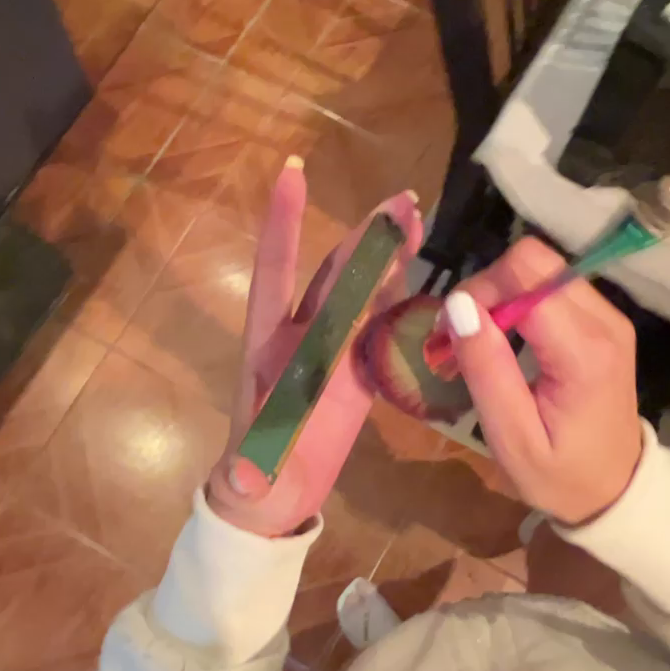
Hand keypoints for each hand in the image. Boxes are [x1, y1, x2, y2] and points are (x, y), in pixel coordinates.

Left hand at [204, 160, 422, 536]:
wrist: (274, 498)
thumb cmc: (257, 474)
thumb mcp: (253, 468)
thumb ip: (254, 468)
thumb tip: (246, 476)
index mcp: (268, 343)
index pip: (275, 271)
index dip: (283, 224)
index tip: (292, 172)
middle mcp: (303, 335)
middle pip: (335, 275)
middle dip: (364, 238)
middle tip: (401, 202)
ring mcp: (334, 352)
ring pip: (363, 293)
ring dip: (388, 257)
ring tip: (416, 219)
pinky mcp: (359, 373)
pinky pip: (382, 329)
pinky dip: (401, 302)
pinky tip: (423, 276)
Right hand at [445, 238, 642, 525]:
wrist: (616, 490)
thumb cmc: (561, 475)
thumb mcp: (512, 438)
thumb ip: (486, 370)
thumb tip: (457, 306)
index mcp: (584, 350)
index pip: (525, 276)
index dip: (479, 292)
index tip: (452, 336)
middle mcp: (604, 321)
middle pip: (534, 260)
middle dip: (487, 288)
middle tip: (461, 335)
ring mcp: (608, 317)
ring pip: (541, 268)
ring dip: (500, 295)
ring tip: (478, 341)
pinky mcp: (602, 321)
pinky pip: (551, 286)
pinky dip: (518, 302)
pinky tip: (505, 340)